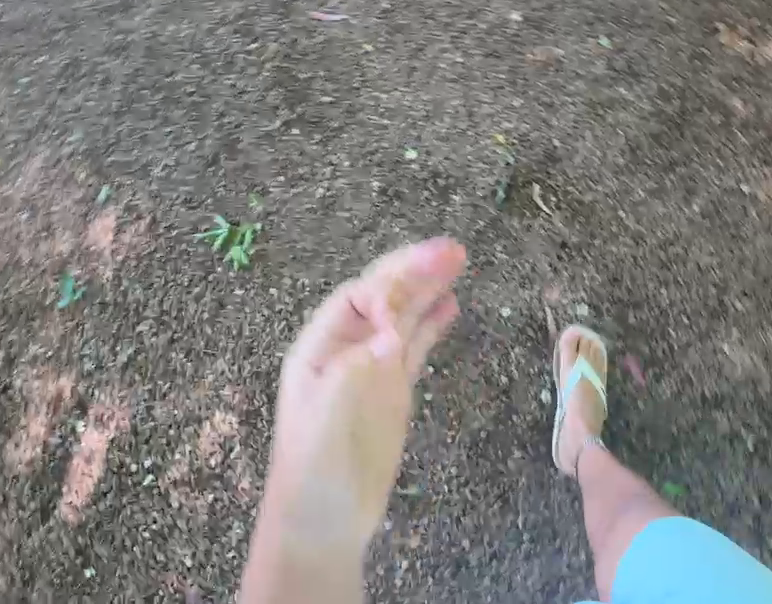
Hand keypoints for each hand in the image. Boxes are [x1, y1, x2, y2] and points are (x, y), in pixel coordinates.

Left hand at [241, 238, 466, 602]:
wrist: (323, 521)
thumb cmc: (313, 466)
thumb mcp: (325, 417)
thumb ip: (354, 370)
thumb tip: (391, 332)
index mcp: (321, 346)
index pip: (356, 299)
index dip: (384, 291)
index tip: (407, 304)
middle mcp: (348, 345)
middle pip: (383, 295)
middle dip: (414, 270)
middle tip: (452, 249)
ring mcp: (374, 364)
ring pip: (404, 313)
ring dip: (428, 285)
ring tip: (458, 259)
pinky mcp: (394, 386)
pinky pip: (416, 342)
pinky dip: (433, 321)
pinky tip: (451, 302)